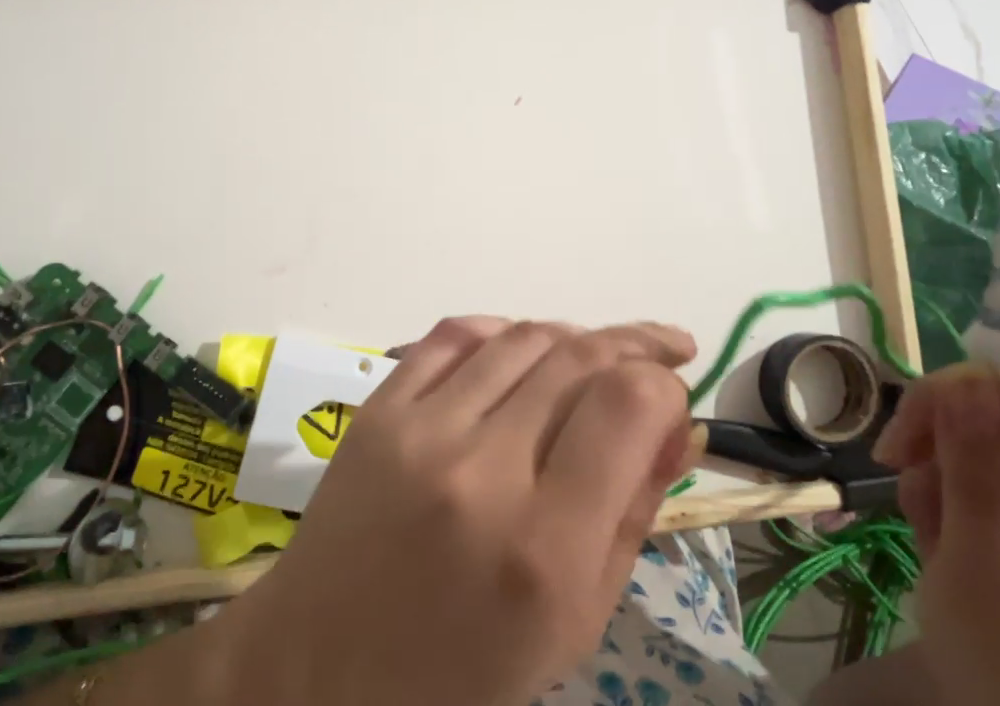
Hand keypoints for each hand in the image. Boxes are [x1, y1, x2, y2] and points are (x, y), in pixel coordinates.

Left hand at [204, 318, 699, 705]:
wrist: (322, 667)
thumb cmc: (463, 668)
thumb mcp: (576, 621)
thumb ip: (633, 515)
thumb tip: (676, 424)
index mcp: (545, 545)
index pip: (629, 404)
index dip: (665, 387)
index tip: (670, 402)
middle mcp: (483, 470)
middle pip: (581, 358)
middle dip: (635, 347)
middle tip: (658, 356)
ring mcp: (419, 430)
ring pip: (523, 336)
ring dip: (575, 337)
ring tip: (598, 356)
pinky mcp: (376, 411)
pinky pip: (454, 334)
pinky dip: (503, 331)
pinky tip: (524, 350)